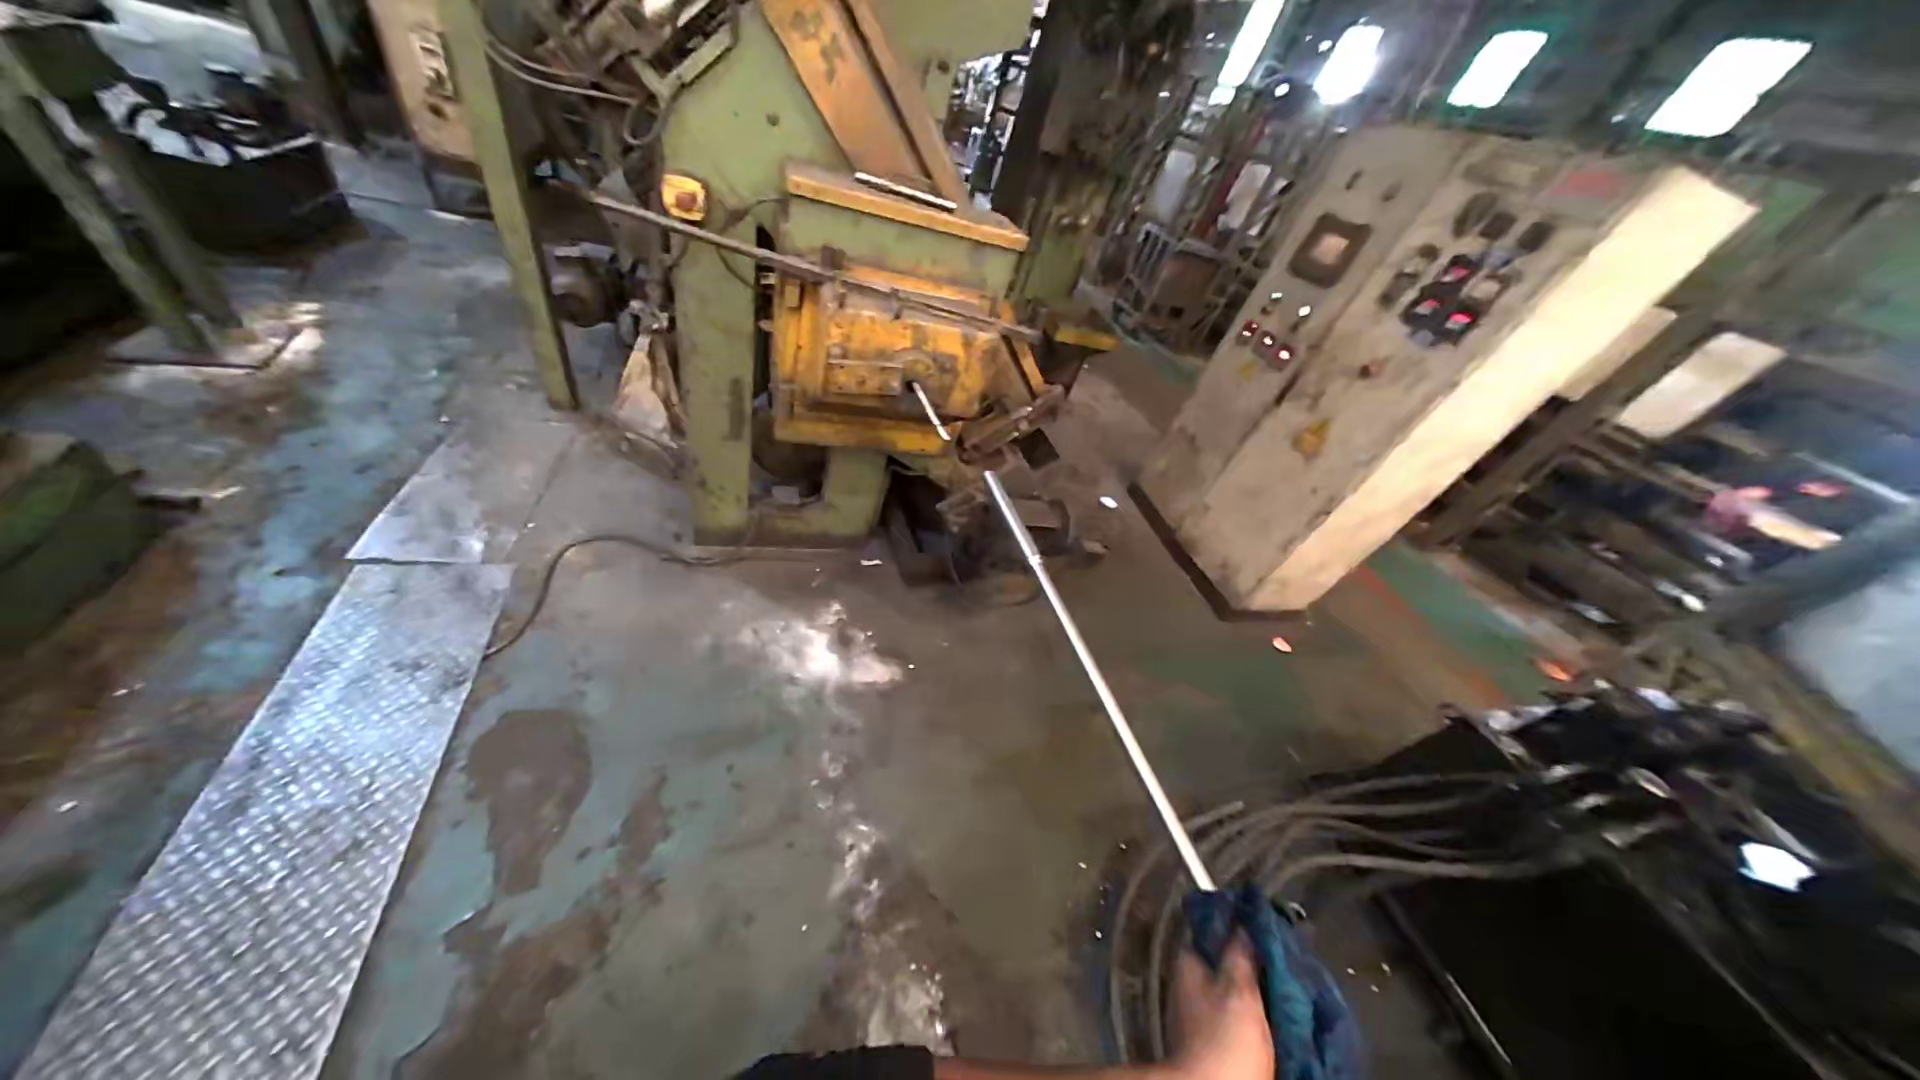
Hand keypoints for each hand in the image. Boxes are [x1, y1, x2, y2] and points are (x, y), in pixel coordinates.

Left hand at [1166, 933, 1273, 1079]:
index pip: (1210, 933)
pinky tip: (1275, 1020)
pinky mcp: (1209, 1043)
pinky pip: (1233, 1019)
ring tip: (1286, 989)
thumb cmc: (1224, 1039)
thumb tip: (1241, 922)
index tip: (1265, 929)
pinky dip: (1251, 1018)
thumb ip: (1240, 954)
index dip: (1237, 928)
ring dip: (1254, 993)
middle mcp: (1186, 984)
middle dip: (1251, 964)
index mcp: (1188, 964)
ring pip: (1229, 993)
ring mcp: (1195, 1015)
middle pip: (1222, 964)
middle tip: (1283, 962)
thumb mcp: (1238, 990)